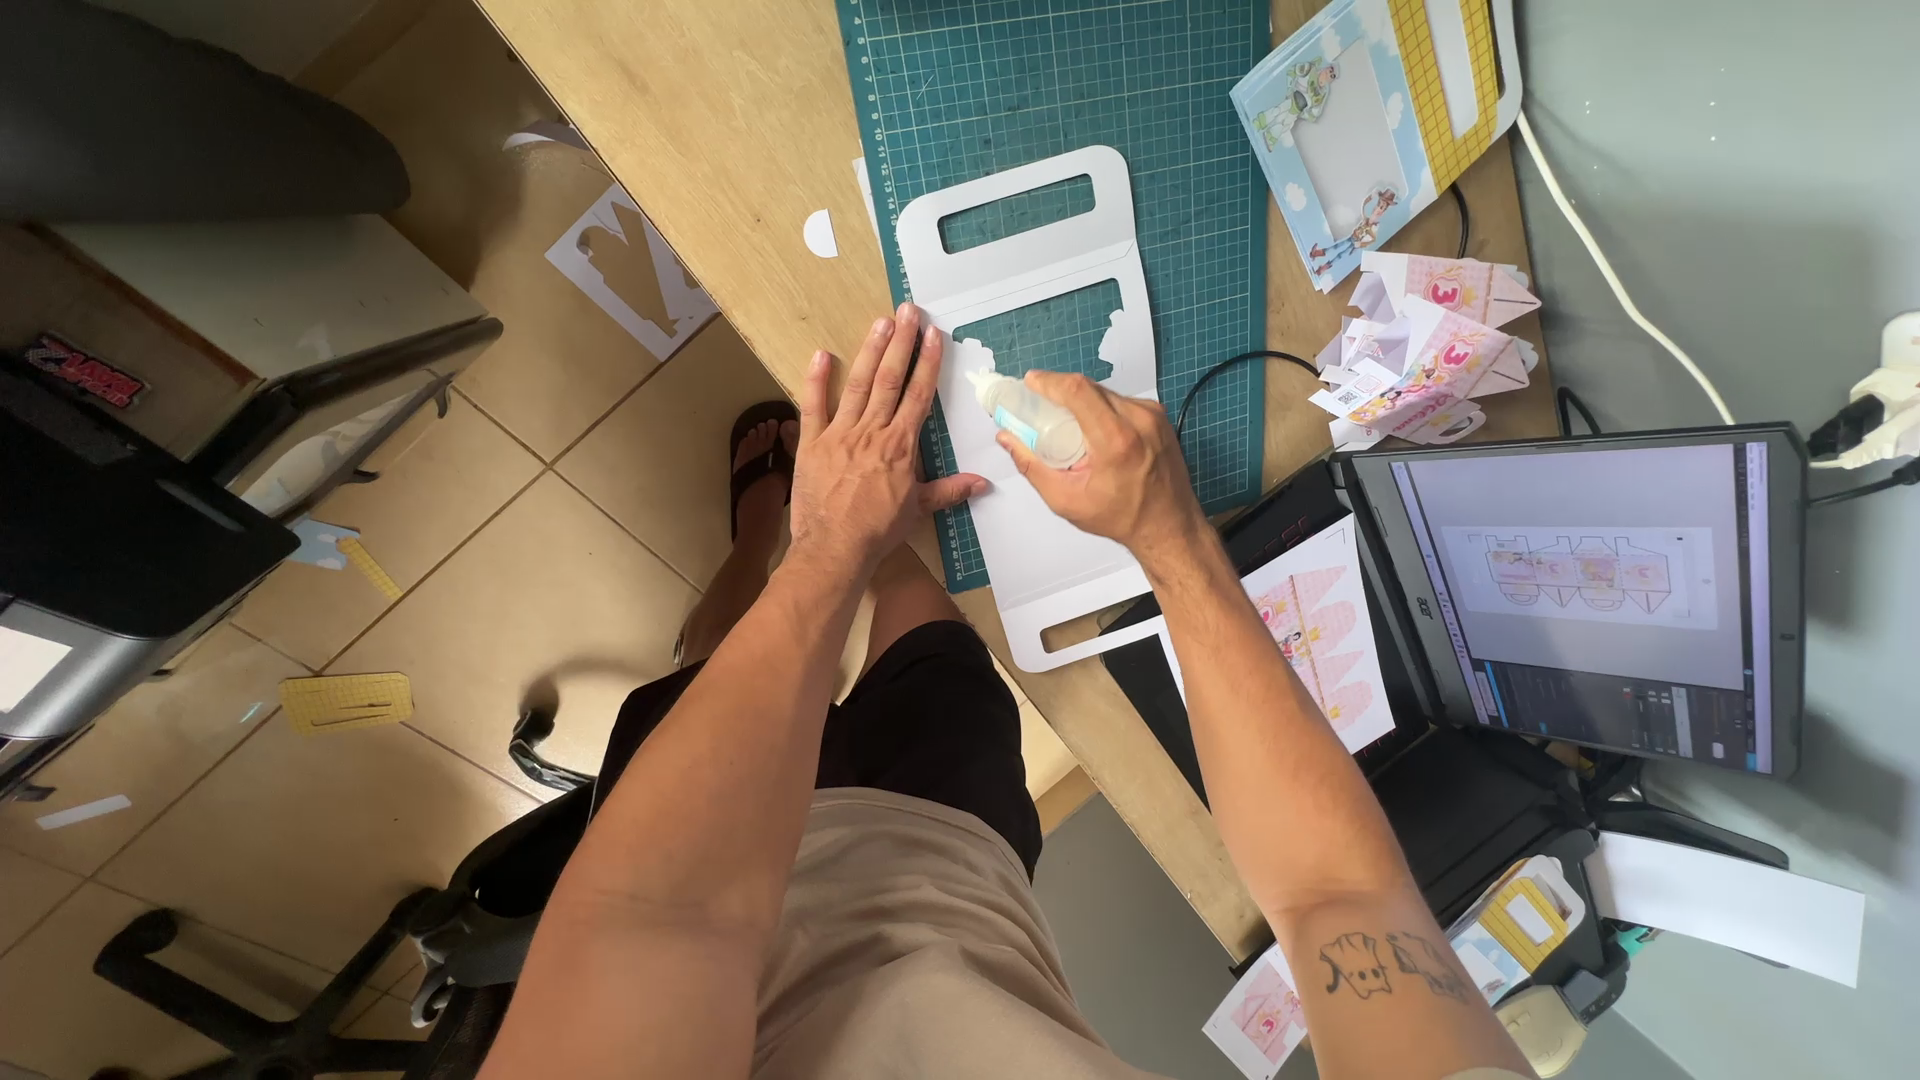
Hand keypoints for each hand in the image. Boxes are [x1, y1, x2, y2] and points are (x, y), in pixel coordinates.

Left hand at [789, 304, 986, 573]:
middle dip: (901, 342)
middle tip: (908, 310)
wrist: (836, 547)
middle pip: (890, 379)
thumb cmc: (879, 531)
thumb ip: (950, 490)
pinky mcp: (812, 443)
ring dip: (870, 350)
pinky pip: (813, 405)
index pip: (918, 395)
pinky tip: (821, 354)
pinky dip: (816, 379)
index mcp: (900, 446)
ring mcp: (840, 434)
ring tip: (881, 321)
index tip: (933, 335)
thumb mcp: (918, 509)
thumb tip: (983, 482)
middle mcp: (872, 431)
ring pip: (858, 384)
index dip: (927, 363)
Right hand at [996, 370, 1207, 565]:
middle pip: (1089, 388)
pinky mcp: (1158, 415)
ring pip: (1104, 393)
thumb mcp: (1066, 500)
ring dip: (1080, 400)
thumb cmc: (1119, 518)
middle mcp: (1138, 419)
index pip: (1078, 391)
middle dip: (1059, 391)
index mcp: (1116, 440)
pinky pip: (1120, 401)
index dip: (1049, 382)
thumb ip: (1032, 466)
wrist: (1169, 526)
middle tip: (1037, 403)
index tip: (1029, 383)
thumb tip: (1007, 438)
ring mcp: (1153, 414)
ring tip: (1063, 421)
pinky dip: (1099, 409)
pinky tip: (1091, 429)